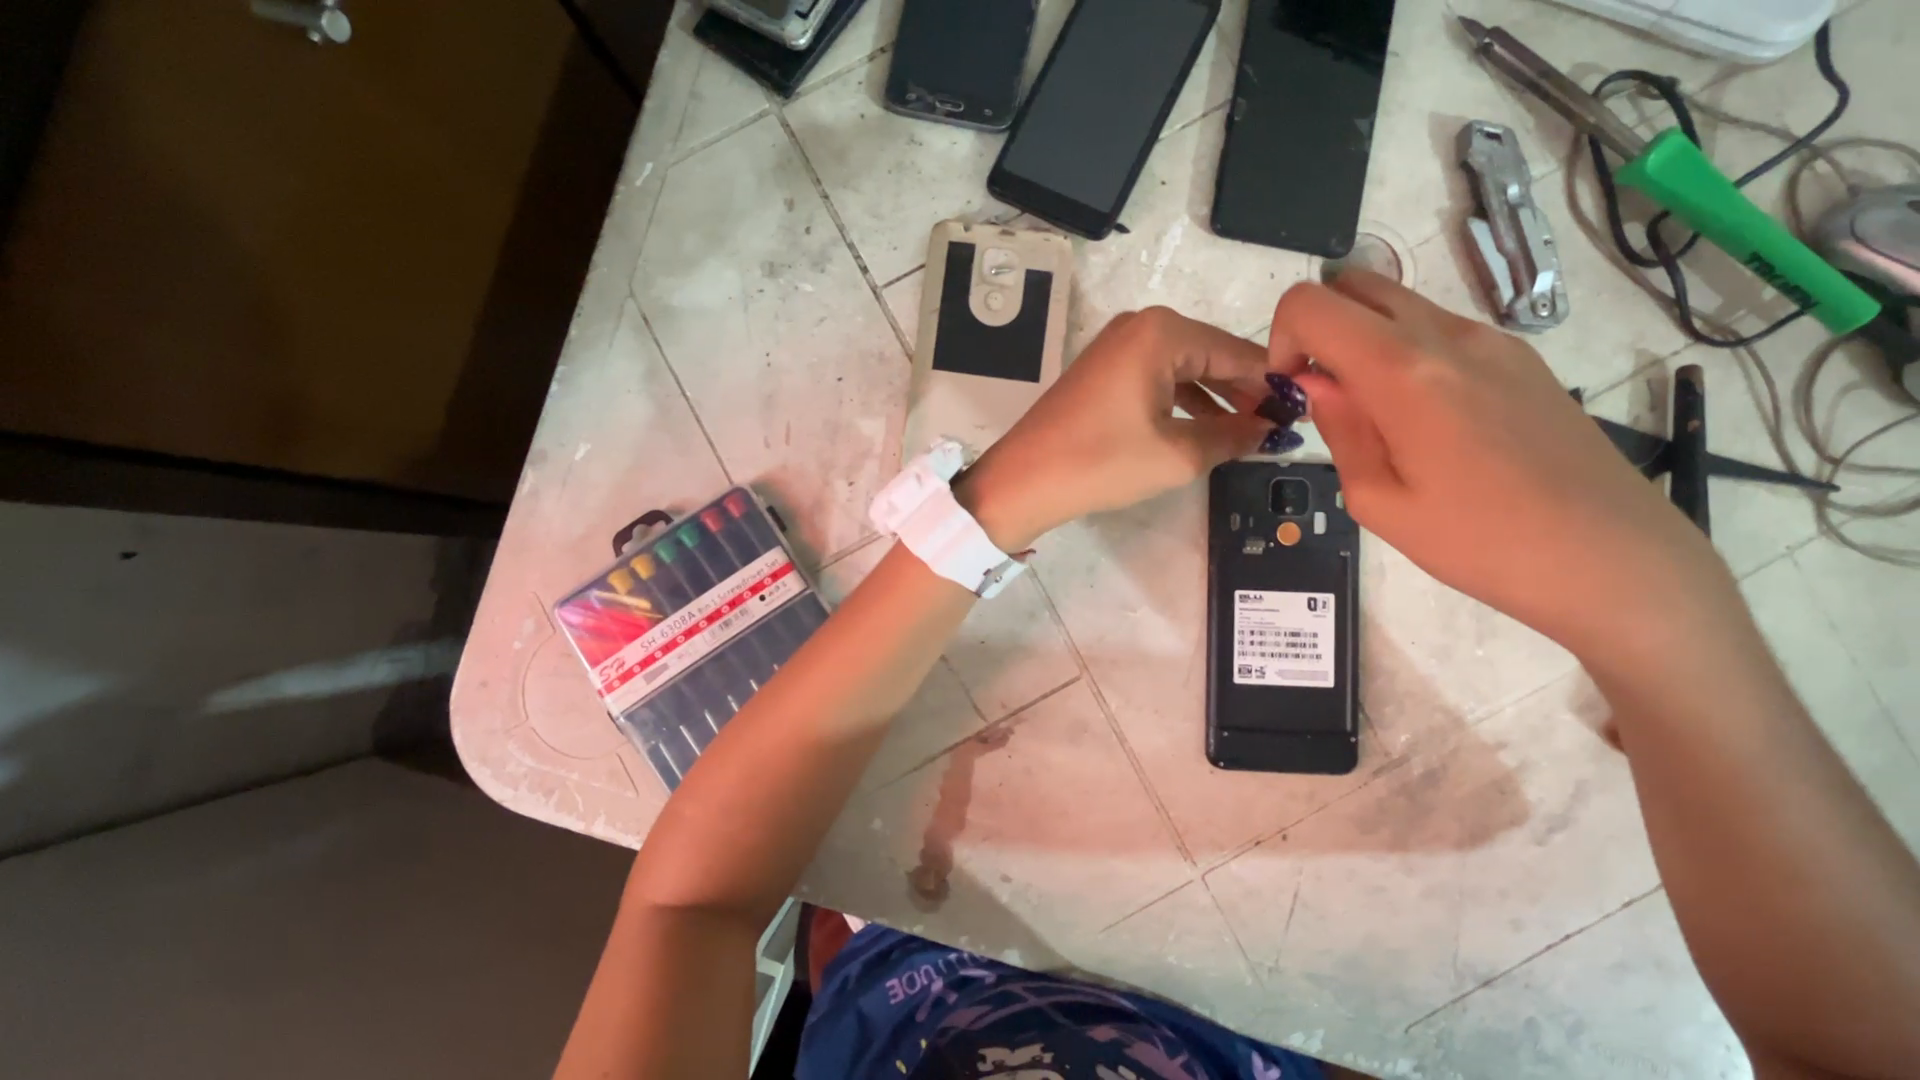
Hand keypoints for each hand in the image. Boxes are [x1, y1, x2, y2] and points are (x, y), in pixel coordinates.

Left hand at [957, 306, 1270, 549]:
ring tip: (1249, 433)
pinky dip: (1184, 401)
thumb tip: (1269, 430)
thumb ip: (1231, 436)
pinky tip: (1206, 428)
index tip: (1303, 412)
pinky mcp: (1105, 370)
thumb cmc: (1102, 462)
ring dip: (1216, 399)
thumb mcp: (1177, 455)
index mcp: (1163, 333)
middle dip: (1245, 391)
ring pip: (1186, 368)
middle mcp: (1142, 326)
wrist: (1024, 480)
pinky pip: (1159, 378)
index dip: (1273, 385)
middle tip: (1279, 427)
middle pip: (1212, 355)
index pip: (1238, 353)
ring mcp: (1119, 346)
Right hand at [1269, 272, 1735, 656]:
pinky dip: (1410, 354)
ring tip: (1381, 419)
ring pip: (1401, 304)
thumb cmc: (1480, 544)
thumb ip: (1340, 428)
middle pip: (1355, 284)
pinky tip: (1431, 424)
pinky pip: (1442, 331)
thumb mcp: (1379, 502)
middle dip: (1321, 329)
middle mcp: (1447, 335)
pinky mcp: (1522, 358)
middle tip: (1328, 396)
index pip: (1311, 304)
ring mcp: (1493, 341)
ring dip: (1367, 341)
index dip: (1282, 340)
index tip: (1295, 392)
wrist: (1611, 557)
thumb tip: (1316, 382)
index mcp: (1402, 371)